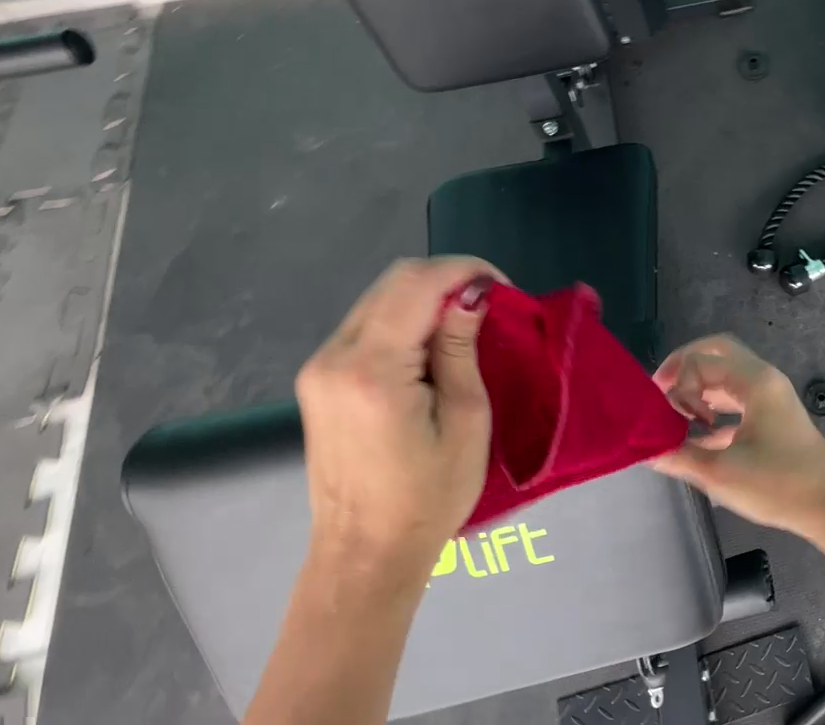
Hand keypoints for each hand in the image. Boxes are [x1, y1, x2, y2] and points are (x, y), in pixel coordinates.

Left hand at [293, 257, 503, 575]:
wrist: (365, 554)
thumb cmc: (429, 496)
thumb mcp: (466, 418)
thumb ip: (462, 347)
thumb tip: (473, 293)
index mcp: (372, 370)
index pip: (417, 283)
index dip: (467, 271)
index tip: (505, 292)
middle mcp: (333, 357)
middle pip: (394, 281)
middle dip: (449, 279)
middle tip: (493, 306)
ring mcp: (319, 368)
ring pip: (379, 298)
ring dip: (428, 296)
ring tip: (470, 324)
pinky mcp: (320, 380)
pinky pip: (367, 323)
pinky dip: (407, 317)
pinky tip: (435, 344)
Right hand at [648, 334, 824, 539]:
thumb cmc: (778, 484)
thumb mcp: (720, 473)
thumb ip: (678, 456)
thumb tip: (645, 448)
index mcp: (755, 381)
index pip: (702, 359)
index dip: (675, 381)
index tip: (660, 412)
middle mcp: (763, 380)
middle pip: (717, 354)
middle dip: (685, 370)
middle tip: (661, 395)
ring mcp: (770, 398)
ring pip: (727, 378)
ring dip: (699, 391)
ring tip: (675, 419)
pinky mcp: (772, 418)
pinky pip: (736, 401)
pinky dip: (713, 411)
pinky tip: (694, 438)